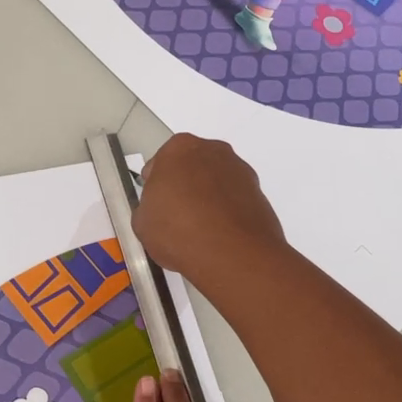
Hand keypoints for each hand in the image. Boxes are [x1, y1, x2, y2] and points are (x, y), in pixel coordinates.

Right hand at [134, 134, 286, 287]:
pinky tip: (218, 236)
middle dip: (185, 187)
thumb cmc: (178, 230)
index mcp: (179, 148)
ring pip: (216, 182)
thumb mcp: (142, 222)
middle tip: (176, 217)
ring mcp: (240, 171)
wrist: (231, 253)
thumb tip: (158, 213)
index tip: (155, 205)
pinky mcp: (259, 194)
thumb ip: (149, 208)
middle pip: (192, 167)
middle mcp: (213, 151)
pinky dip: (227, 213)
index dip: (155, 186)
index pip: (160, 163)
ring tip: (199, 231)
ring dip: (208, 199)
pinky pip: (235, 200)